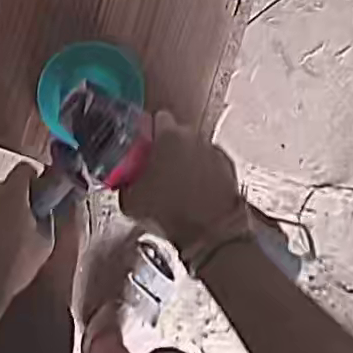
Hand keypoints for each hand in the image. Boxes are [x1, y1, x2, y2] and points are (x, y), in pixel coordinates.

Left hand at [0, 163, 53, 311]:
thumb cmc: (13, 266)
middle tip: (25, 220)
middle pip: (6, 186)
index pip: (24, 169)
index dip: (34, 178)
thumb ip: (47, 217)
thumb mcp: (45, 242)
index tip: (38, 188)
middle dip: (16, 198)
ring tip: (6, 239)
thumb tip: (46, 210)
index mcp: (12, 194)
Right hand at [119, 111, 246, 250]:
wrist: (211, 234)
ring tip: (177, 184)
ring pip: (194, 147)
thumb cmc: (174, 212)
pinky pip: (211, 164)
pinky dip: (204, 173)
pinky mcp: (228, 168)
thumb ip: (125, 182)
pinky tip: (195, 192)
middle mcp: (193, 137)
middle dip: (167, 146)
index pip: (156, 118)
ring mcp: (213, 151)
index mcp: (167, 135)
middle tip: (157, 167)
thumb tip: (123, 183)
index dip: (148, 132)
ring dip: (186, 159)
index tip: (142, 146)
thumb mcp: (132, 200)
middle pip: (177, 132)